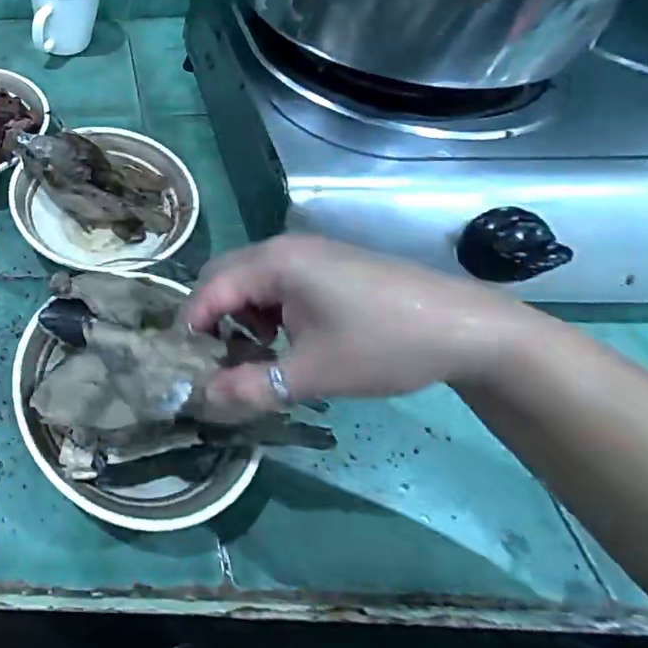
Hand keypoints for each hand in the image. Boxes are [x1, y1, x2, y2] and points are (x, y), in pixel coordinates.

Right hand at [182, 235, 562, 415]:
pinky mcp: (329, 264)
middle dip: (213, 320)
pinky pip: (279, 282)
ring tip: (256, 358)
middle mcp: (285, 247)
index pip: (208, 291)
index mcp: (275, 263)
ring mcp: (310, 253)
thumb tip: (203, 400)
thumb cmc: (383, 345)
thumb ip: (253, 386)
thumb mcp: (313, 373)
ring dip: (241, 316)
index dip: (189, 330)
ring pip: (252, 280)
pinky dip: (268, 311)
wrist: (463, 327)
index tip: (184, 370)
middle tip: (216, 365)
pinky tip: (288, 341)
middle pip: (225, 278)